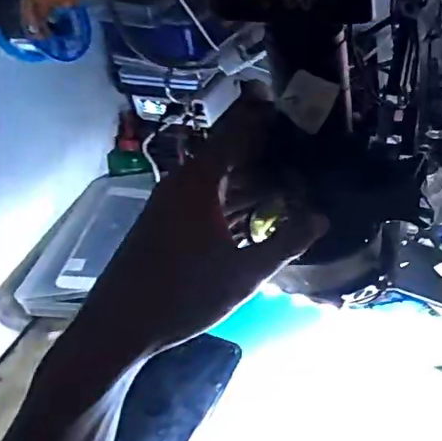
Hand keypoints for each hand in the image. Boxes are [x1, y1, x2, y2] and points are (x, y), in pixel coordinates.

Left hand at [70, 94, 325, 366]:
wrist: (119, 326)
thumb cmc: (184, 295)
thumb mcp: (245, 272)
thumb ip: (287, 242)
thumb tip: (322, 217)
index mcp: (200, 181)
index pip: (238, 132)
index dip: (267, 120)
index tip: (296, 114)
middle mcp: (183, 183)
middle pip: (230, 156)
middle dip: (266, 156)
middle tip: (305, 158)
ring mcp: (171, 202)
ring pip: (218, 181)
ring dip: (250, 182)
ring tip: (290, 187)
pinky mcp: (165, 222)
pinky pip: (205, 199)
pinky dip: (231, 202)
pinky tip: (255, 218)